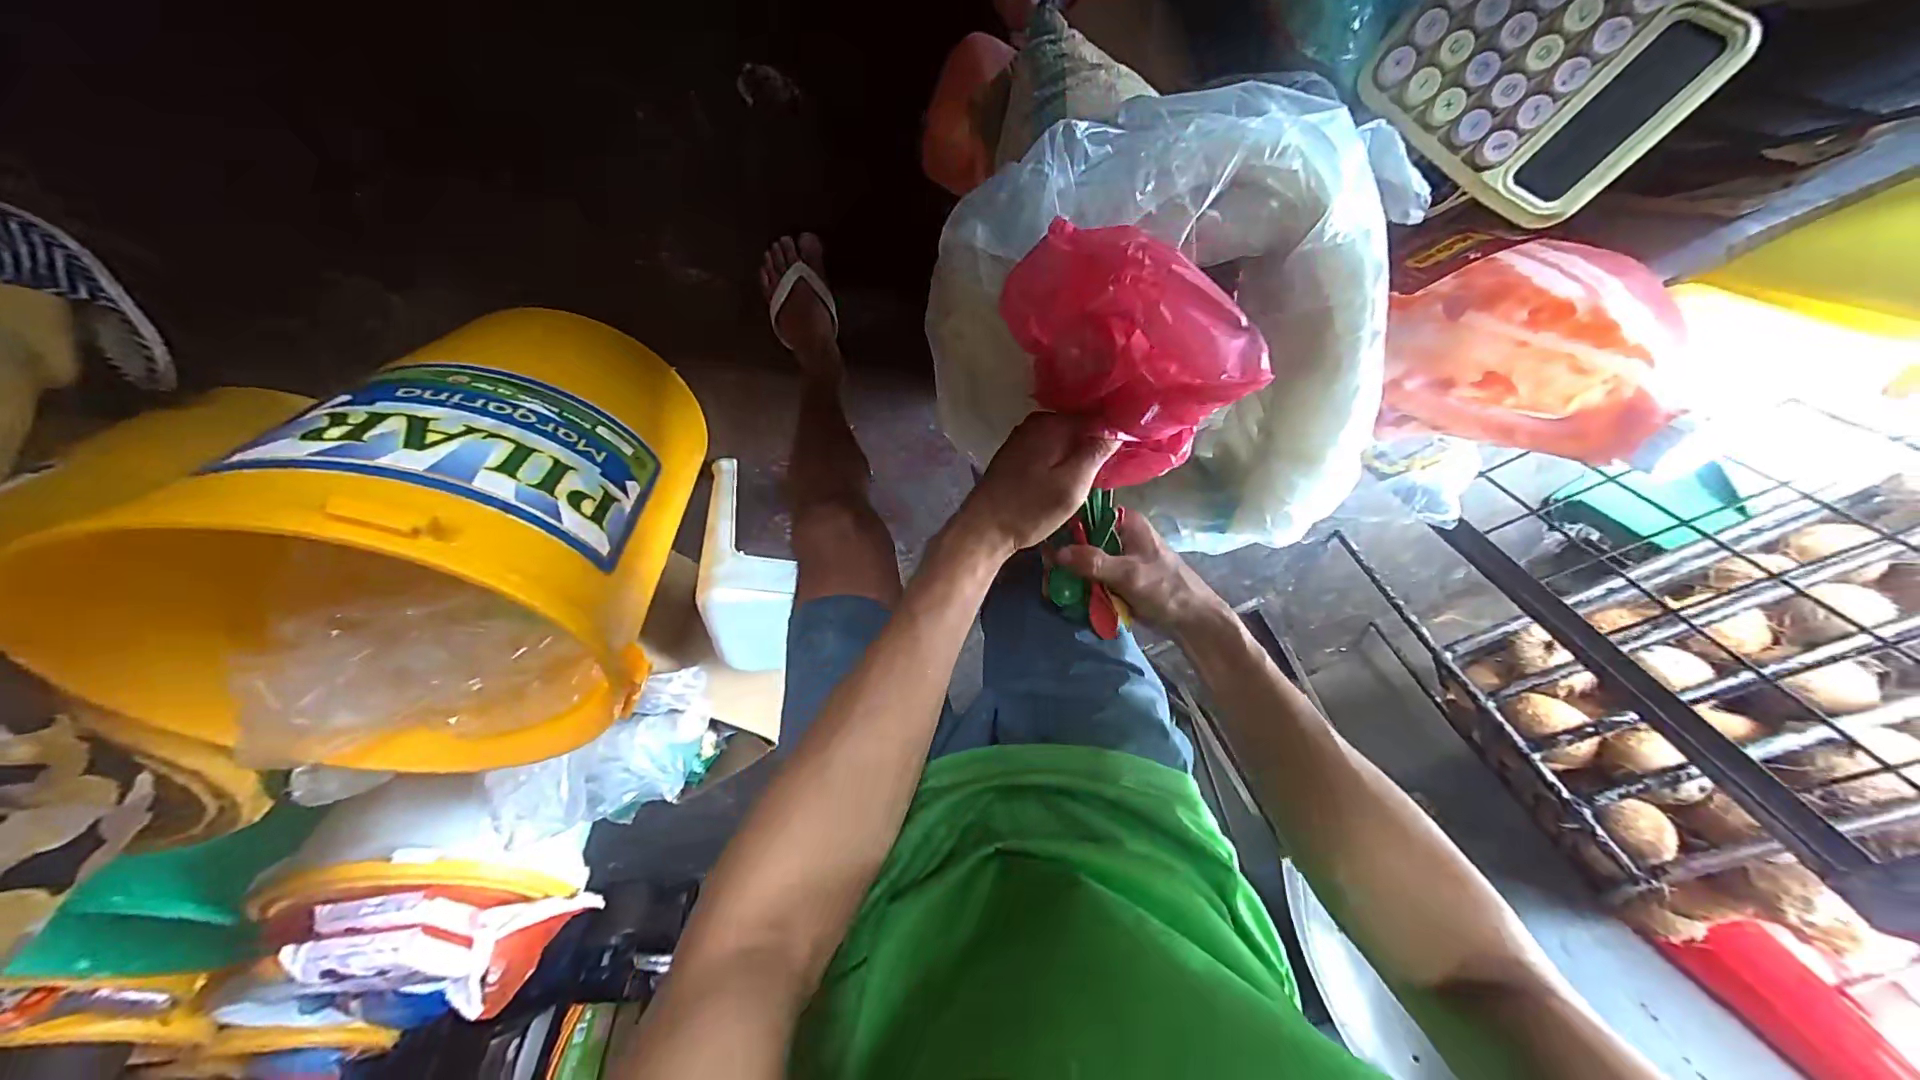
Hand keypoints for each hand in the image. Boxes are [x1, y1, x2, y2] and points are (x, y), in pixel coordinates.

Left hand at [951, 412, 1116, 555]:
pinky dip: (1064, 457)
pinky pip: (1051, 447)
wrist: (983, 529)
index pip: (1098, 415)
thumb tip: (1120, 427)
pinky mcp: (1017, 454)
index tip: (1137, 443)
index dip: (1119, 428)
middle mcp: (1036, 423)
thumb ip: (1096, 453)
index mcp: (1052, 424)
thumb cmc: (1030, 509)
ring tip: (1104, 467)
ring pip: (1065, 437)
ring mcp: (1024, 438)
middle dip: (1100, 439)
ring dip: (1082, 450)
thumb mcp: (1072, 485)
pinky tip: (1075, 471)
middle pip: (1080, 424)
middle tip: (1122, 461)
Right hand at [1054, 511, 1229, 636]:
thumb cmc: (1166, 589)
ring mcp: (1115, 558)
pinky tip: (1062, 595)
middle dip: (1062, 556)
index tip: (1046, 543)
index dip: (1065, 525)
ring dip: (1067, 574)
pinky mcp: (1113, 578)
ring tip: (1050, 588)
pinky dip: (1077, 586)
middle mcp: (1118, 535)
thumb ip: (1094, 562)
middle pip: (1079, 538)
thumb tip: (1057, 552)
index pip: (1086, 513)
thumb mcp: (1129, 574)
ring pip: (1081, 560)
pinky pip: (1088, 578)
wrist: (1190, 622)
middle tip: (1047, 572)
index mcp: (1126, 522)